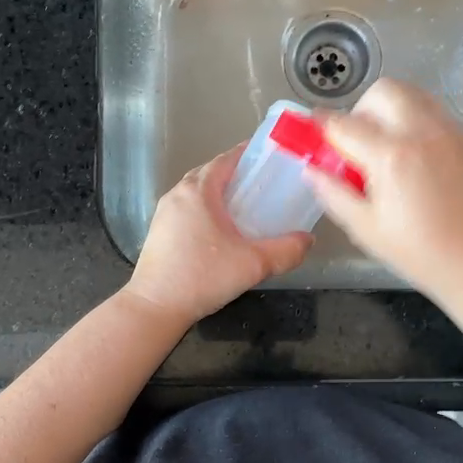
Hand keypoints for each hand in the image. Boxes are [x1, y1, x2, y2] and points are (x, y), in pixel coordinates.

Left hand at [124, 146, 314, 323]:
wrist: (155, 307)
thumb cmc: (202, 278)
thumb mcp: (253, 264)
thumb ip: (286, 250)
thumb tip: (307, 240)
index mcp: (198, 191)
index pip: (227, 159)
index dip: (250, 155)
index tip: (271, 159)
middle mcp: (178, 194)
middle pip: (211, 174)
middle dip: (237, 175)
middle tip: (264, 186)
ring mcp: (164, 213)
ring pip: (197, 193)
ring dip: (220, 195)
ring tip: (246, 208)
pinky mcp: (159, 232)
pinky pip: (188, 211)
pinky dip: (206, 211)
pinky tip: (222, 231)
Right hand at [304, 79, 462, 294]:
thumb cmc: (421, 253)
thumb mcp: (367, 230)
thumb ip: (335, 194)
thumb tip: (311, 170)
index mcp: (391, 155)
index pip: (344, 124)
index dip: (321, 126)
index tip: (309, 132)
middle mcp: (420, 131)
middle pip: (381, 92)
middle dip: (359, 110)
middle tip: (353, 145)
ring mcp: (447, 131)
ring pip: (410, 94)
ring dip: (387, 110)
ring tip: (381, 147)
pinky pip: (431, 110)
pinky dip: (411, 118)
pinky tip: (408, 155)